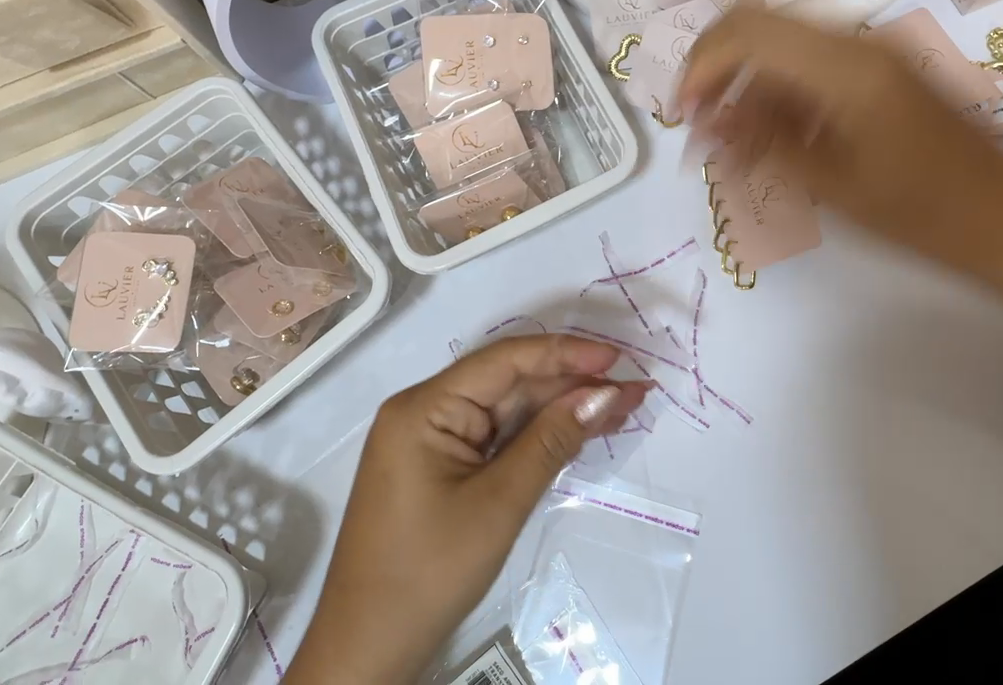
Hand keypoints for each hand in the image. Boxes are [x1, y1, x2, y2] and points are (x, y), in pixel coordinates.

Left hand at [290, 336, 649, 684]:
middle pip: (509, 383)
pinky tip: (581, 431)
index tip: (615, 360)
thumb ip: (551, 440)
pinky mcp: (442, 467)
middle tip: (633, 390)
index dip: (564, 353)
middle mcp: (426, 411)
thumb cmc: (429, 572)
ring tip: (622, 407)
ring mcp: (433, 441)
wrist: (369, 648)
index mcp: (425, 407)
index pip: (504, 361)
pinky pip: (497, 438)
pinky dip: (538, 436)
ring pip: (507, 411)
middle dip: (572, 385)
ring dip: (562, 409)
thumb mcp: (499, 503)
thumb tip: (602, 395)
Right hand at [677, 9, 1002, 266]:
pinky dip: (779, 96)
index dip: (700, 65)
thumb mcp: (833, 185)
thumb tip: (704, 122)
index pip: (746, 31)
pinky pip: (811, 67)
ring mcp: (870, 56)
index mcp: (844, 65)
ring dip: (746, 86)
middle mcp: (855, 44)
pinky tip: (772, 139)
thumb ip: (762, 145)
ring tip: (731, 143)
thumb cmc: (926, 212)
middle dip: (718, 72)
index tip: (681, 114)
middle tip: (699, 127)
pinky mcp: (879, 75)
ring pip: (782, 48)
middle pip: (760, 29)